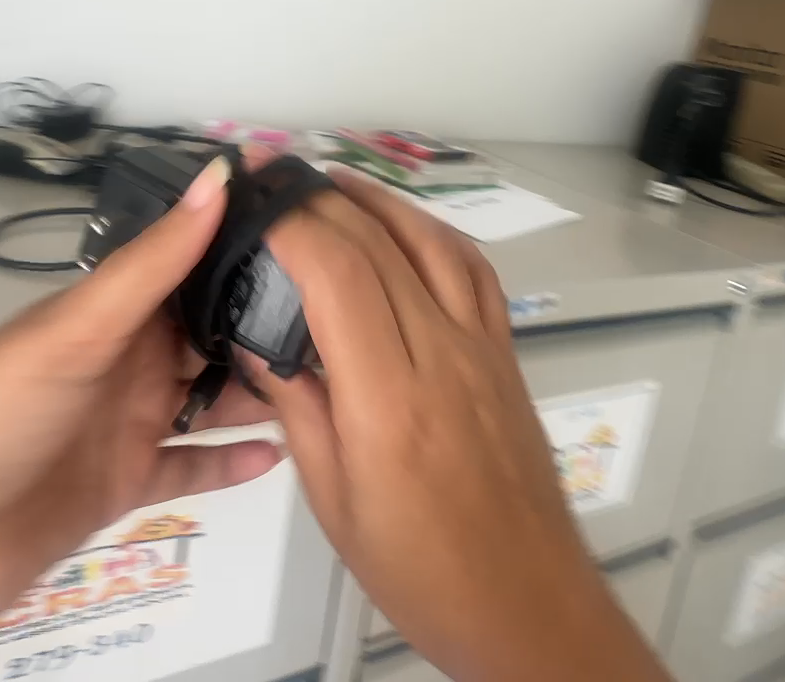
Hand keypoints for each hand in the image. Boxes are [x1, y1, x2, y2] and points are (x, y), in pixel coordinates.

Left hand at [0, 155, 281, 634]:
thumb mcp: (80, 328)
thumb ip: (155, 261)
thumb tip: (219, 176)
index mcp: (116, 313)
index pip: (193, 269)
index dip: (248, 252)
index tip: (316, 241)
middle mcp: (129, 360)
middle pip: (211, 336)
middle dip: (266, 327)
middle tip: (340, 324)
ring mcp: (129, 422)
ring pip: (211, 399)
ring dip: (258, 393)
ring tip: (326, 382)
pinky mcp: (129, 481)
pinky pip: (192, 464)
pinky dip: (231, 460)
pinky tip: (278, 453)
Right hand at [246, 169, 670, 681]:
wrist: (527, 603)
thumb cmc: (420, 569)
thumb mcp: (334, 499)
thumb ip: (296, 407)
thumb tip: (260, 341)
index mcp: (390, 400)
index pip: (339, 278)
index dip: (295, 229)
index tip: (258, 209)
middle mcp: (442, 356)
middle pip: (381, 246)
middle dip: (324, 201)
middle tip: (280, 182)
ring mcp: (483, 348)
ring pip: (434, 243)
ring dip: (381, 200)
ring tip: (336, 182)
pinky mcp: (506, 352)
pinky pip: (475, 271)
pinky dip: (434, 232)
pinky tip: (406, 225)